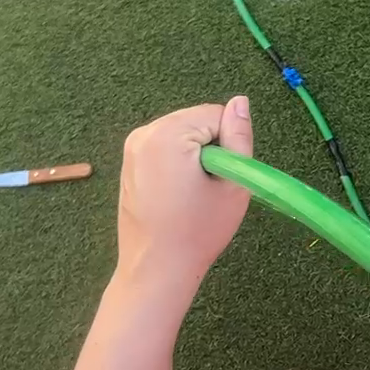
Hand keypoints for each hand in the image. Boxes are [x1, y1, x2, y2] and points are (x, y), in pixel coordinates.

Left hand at [114, 97, 253, 303]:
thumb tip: (240, 100)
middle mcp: (144, 132)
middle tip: (210, 187)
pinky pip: (168, 145)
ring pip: (185, 132)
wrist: (156, 268)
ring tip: (194, 192)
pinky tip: (178, 192)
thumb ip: (239, 137)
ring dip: (197, 154)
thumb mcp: (233, 182)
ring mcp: (133, 146)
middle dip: (212, 147)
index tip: (222, 178)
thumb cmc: (199, 230)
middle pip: (198, 120)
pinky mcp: (129, 160)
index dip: (230, 145)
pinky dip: (180, 160)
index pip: (217, 115)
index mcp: (168, 133)